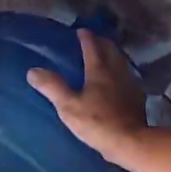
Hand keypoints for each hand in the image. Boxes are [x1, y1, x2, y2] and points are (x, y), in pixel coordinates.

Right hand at [28, 28, 147, 162]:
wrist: (130, 141)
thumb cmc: (97, 122)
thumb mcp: (69, 106)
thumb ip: (52, 87)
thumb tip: (33, 71)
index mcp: (99, 69)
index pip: (92, 46)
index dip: (86, 36)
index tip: (80, 31)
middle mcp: (116, 70)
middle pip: (110, 49)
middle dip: (101, 42)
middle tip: (92, 40)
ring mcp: (129, 82)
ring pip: (121, 61)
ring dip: (112, 55)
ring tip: (104, 57)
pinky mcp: (137, 96)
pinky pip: (128, 76)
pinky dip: (120, 72)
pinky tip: (117, 81)